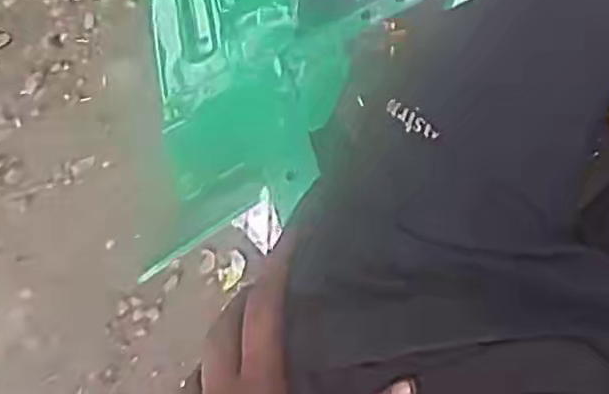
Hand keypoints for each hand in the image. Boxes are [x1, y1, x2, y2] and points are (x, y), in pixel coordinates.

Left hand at [196, 237, 408, 393]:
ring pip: (200, 364)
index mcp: (260, 387)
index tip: (301, 230)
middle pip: (224, 326)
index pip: (266, 308)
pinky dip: (208, 379)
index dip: (281, 264)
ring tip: (254, 325)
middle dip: (247, 294)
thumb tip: (408, 382)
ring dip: (224, 338)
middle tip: (279, 275)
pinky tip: (230, 381)